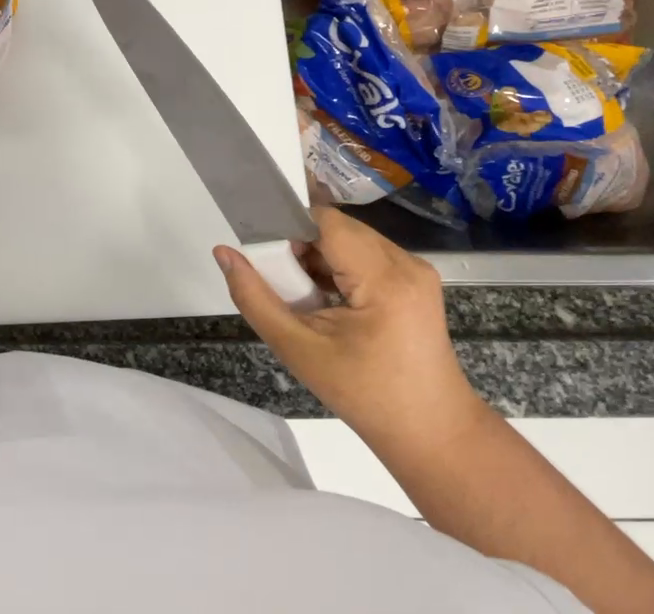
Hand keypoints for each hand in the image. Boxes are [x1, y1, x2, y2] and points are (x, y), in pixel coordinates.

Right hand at [215, 207, 485, 449]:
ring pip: (350, 240)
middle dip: (300, 245)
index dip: (288, 226)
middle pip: (337, 229)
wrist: (430, 431)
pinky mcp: (415, 282)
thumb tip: (223, 252)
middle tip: (278, 281)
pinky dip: (337, 268)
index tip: (262, 251)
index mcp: (384, 278)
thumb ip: (253, 296)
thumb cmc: (364, 393)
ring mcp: (415, 272)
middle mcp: (407, 264)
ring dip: (318, 258)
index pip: (326, 221)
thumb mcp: (296, 347)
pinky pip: (366, 256)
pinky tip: (325, 300)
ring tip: (301, 296)